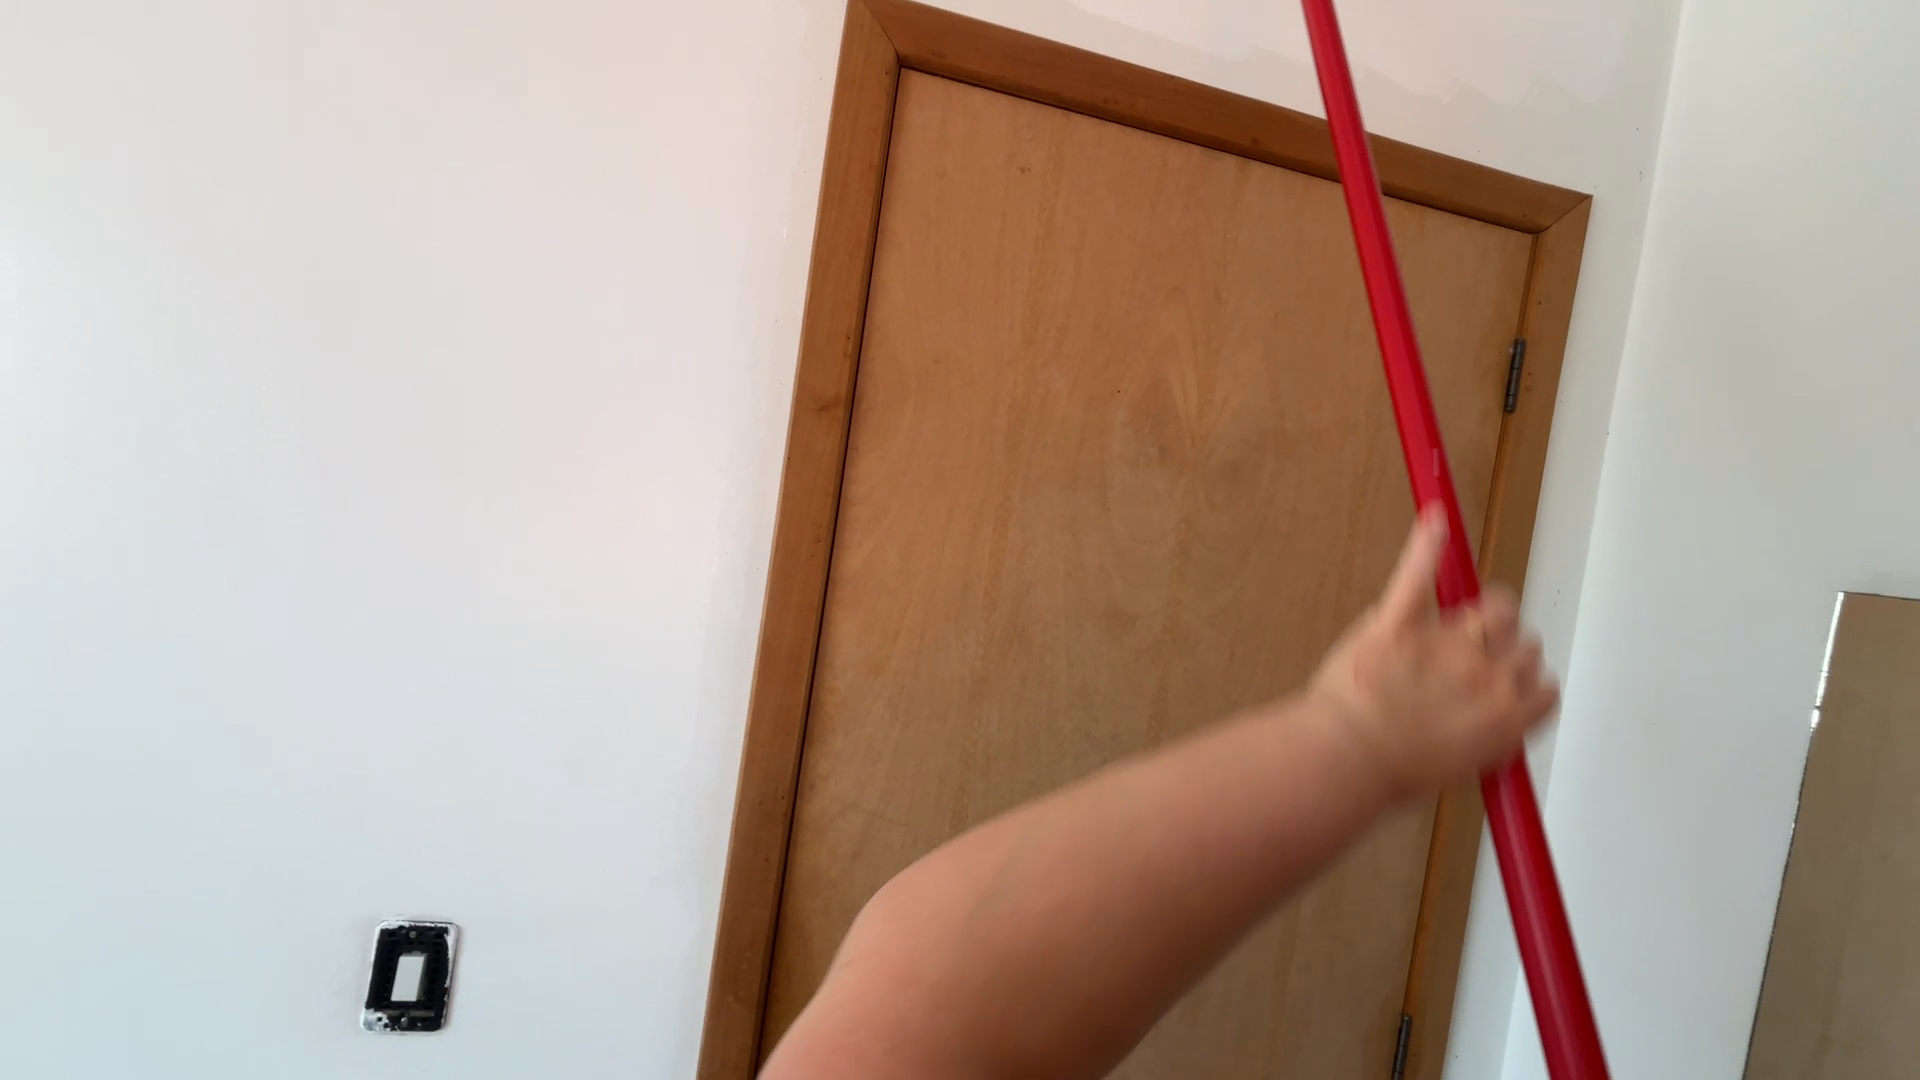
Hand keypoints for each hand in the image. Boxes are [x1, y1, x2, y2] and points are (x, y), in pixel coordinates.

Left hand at [1307, 508, 1558, 800]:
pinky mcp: (1400, 622)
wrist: (1348, 755)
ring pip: (1493, 605)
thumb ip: (1484, 733)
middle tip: (1456, 655)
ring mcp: (1447, 643)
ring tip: (1449, 618)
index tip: (1492, 680)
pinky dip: (1426, 544)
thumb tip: (1482, 722)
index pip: (1540, 679)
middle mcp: (1490, 672)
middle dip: (1495, 642)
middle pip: (1520, 636)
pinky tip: (1434, 519)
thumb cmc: (1394, 769)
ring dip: (1478, 607)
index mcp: (1512, 714)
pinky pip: (1419, 574)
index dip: (1514, 676)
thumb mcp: (1462, 768)